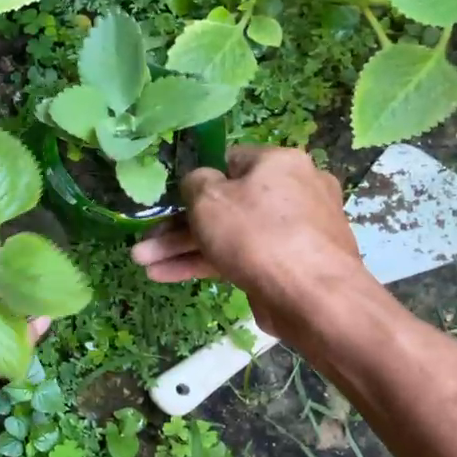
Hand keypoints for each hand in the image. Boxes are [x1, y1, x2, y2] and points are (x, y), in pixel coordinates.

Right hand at [130, 145, 367, 341]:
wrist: (312, 295)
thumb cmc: (255, 233)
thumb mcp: (207, 196)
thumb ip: (194, 181)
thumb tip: (201, 183)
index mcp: (279, 163)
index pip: (228, 161)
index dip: (195, 180)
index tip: (169, 201)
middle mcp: (293, 190)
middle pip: (223, 204)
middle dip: (177, 226)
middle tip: (145, 243)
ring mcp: (294, 229)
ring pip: (228, 233)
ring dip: (182, 248)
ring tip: (143, 264)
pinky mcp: (290, 262)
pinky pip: (241, 255)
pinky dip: (206, 262)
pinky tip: (166, 275)